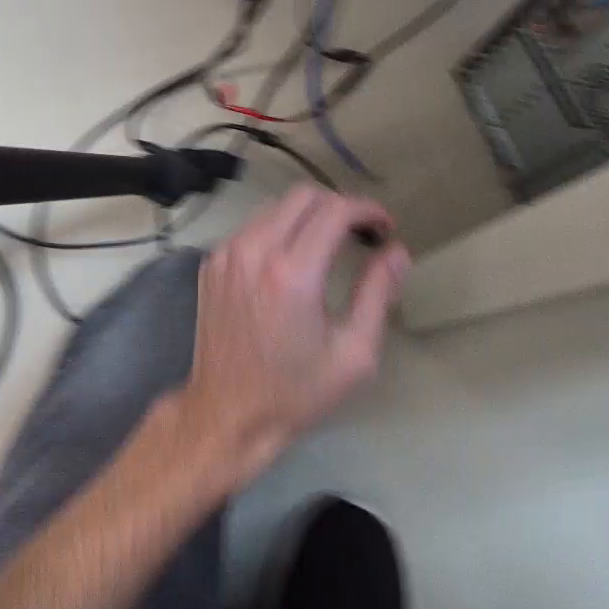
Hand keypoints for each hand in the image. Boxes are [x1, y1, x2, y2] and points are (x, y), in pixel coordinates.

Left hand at [174, 185, 410, 483]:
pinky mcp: (212, 263)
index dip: (366, 210)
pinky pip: (251, 228)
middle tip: (361, 234)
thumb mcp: (353, 353)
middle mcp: (254, 251)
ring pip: (274, 207)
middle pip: (303, 195)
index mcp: (291, 274)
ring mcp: (226, 254)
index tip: (384, 227)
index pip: (334, 210)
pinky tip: (292, 261)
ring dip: (307, 216)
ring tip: (330, 245)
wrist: (227, 413)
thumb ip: (378, 294)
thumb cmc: (296, 392)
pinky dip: (278, 231)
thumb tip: (397, 251)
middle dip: (338, 205)